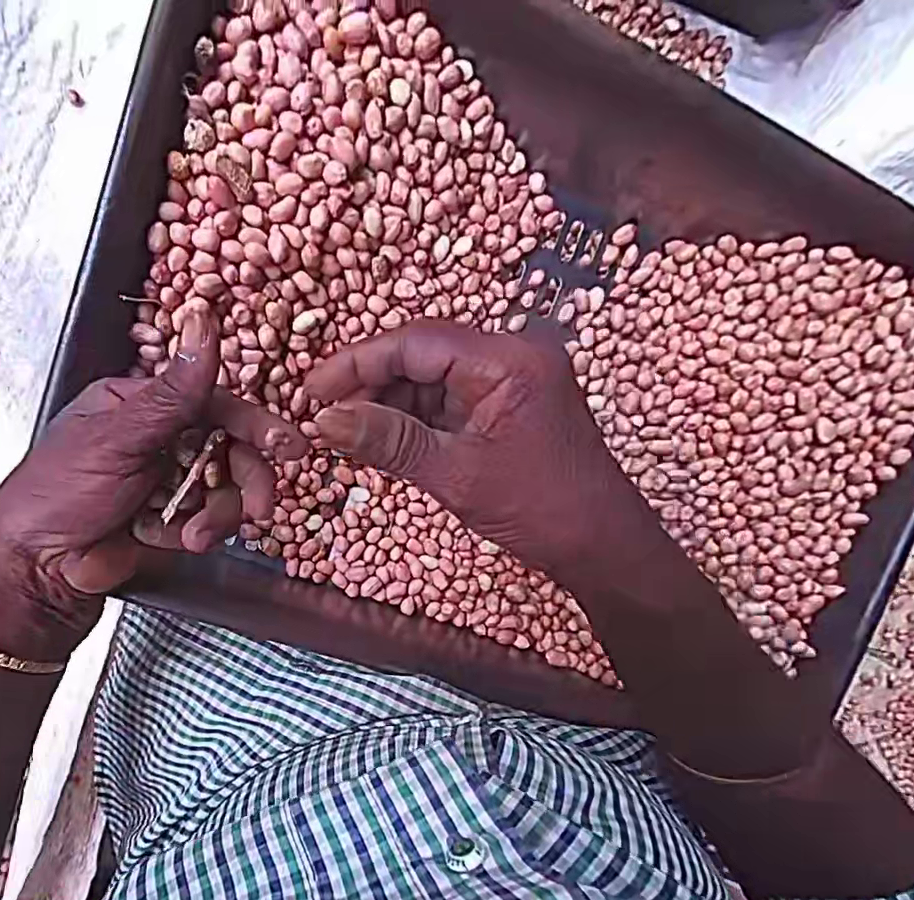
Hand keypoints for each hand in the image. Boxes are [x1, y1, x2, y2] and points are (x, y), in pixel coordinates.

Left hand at [0, 312, 308, 660]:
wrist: (35, 571)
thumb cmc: (58, 494)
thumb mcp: (119, 439)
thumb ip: (173, 392)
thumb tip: (202, 322)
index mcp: (140, 406)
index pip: (213, 405)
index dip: (255, 426)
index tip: (288, 446)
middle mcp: (158, 439)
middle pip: (229, 450)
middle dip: (245, 481)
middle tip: (259, 508)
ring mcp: (165, 481)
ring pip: (224, 489)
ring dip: (217, 515)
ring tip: (193, 536)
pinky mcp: (169, 520)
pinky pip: (206, 521)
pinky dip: (193, 533)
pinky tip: (164, 539)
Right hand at [305, 320, 668, 583]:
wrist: (601, 544)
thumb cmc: (541, 510)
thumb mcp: (455, 475)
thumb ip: (389, 442)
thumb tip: (326, 420)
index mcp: (507, 360)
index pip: (414, 342)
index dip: (355, 364)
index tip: (312, 391)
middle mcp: (510, 356)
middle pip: (420, 356)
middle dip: (368, 386)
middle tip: (325, 418)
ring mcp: (509, 380)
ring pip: (429, 379)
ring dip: (387, 406)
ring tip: (348, 436)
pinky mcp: (505, 405)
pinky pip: (447, 401)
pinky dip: (412, 421)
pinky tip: (383, 442)